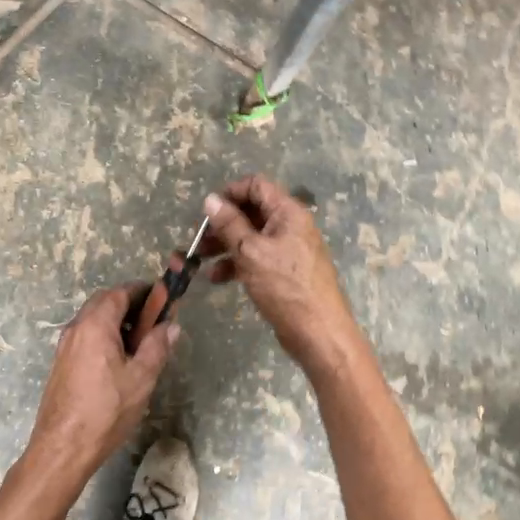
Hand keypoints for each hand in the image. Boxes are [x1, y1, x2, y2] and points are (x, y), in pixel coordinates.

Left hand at [26, 283, 178, 475]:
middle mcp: (76, 327)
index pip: (120, 292)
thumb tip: (170, 325)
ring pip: (93, 320)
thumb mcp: (141, 379)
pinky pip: (85, 336)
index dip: (142, 291)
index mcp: (95, 324)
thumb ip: (157, 347)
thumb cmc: (106, 410)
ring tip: (140, 343)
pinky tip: (118, 361)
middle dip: (129, 305)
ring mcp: (65, 345)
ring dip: (116, 322)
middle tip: (153, 321)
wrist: (62, 447)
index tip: (162, 298)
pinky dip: (103, 336)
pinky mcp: (61, 363)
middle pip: (104, 302)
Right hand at [201, 175, 358, 371]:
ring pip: (250, 236)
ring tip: (199, 260)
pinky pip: (256, 257)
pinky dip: (236, 263)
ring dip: (224, 245)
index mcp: (288, 212)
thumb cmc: (285, 287)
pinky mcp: (284, 272)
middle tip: (199, 239)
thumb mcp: (250, 252)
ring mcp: (288, 249)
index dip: (230, 192)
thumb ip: (229, 224)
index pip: (256, 185)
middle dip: (222, 223)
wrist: (319, 334)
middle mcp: (290, 225)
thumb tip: (211, 199)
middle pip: (251, 211)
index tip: (208, 211)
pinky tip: (216, 278)